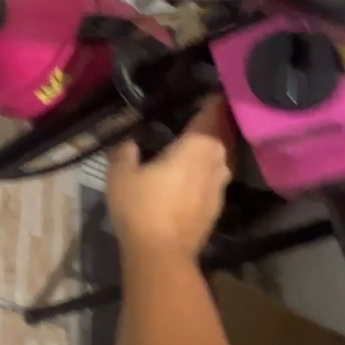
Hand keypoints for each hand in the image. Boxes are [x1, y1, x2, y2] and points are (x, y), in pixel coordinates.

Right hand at [105, 94, 235, 263]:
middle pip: (221, 139)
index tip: (214, 91)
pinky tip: (198, 172)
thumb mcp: (121, 174)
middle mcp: (212, 165)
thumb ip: (126, 152)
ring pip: (223, 160)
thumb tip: (130, 142)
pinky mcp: (215, 208)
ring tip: (204, 140)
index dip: (212, 104)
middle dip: (217, 124)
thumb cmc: (140, 207)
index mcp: (192, 150)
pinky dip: (212, 168)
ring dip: (217, 147)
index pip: (209, 119)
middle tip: (206, 112)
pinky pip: (217, 179)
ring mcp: (217, 189)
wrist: (161, 253)